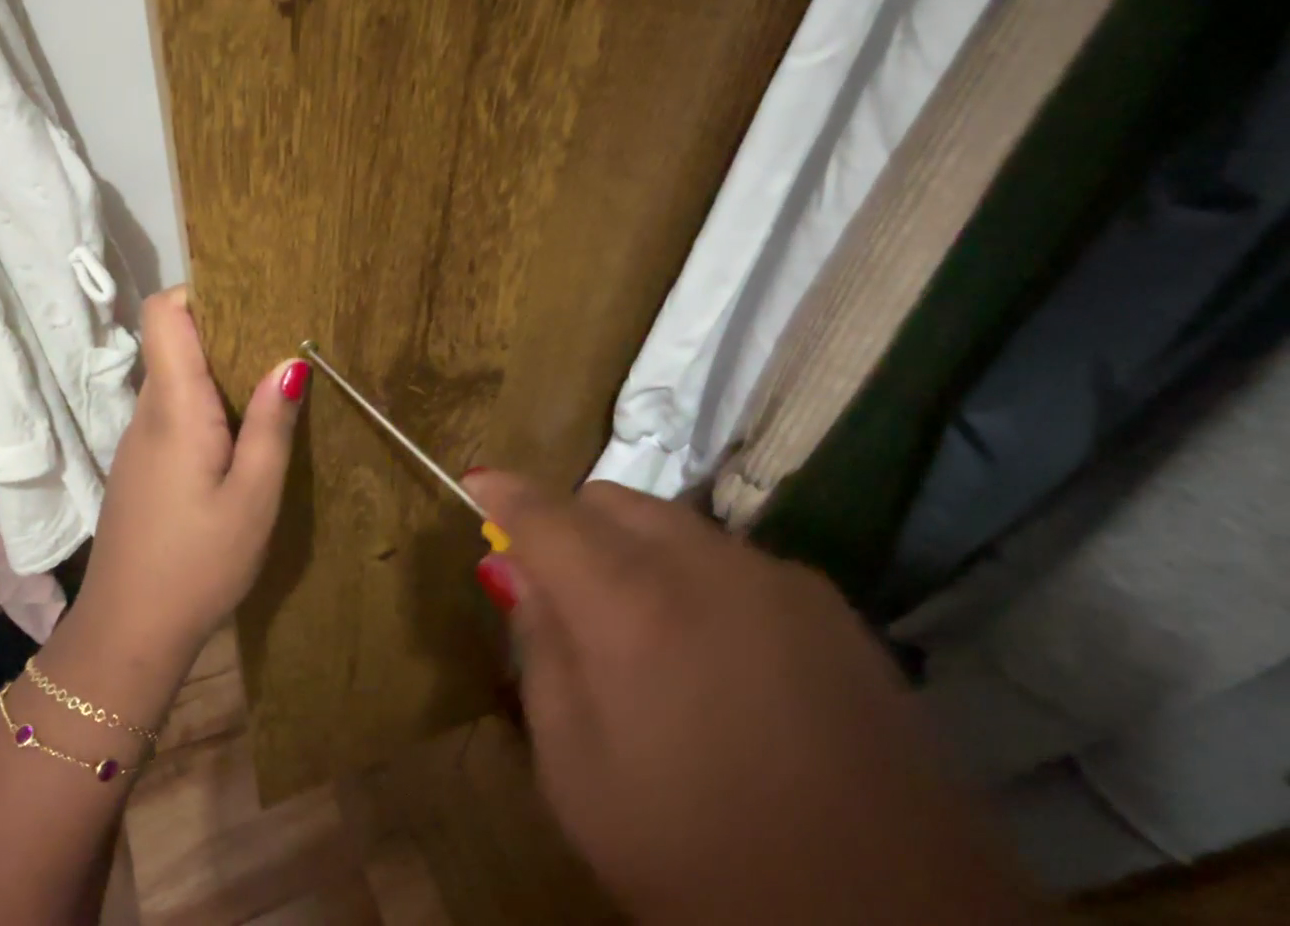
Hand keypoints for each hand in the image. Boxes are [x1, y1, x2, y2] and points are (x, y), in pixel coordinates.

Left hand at [78, 286, 307, 646]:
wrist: (130, 630)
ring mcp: (138, 444)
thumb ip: (270, 425)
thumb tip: (289, 360)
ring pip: (175, 383)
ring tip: (272, 391)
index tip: (252, 300)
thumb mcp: (253, 497)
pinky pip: (172, 417)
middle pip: (173, 345)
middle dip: (225, 334)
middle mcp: (148, 415)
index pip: (164, 315)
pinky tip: (241, 442)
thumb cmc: (199, 563)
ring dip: (218, 376)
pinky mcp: (140, 471)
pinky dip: (206, 410)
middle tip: (284, 346)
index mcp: (175, 409)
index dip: (201, 292)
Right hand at [462, 471, 1039, 923]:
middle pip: (614, 500)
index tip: (479, 483)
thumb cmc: (695, 851)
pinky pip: (735, 561)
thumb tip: (515, 573)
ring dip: (634, 550)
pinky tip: (713, 654)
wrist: (888, 915)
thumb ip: (541, 653)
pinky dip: (695, 577)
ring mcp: (777, 579)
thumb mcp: (576, 771)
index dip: (504, 494)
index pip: (546, 516)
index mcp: (629, 604)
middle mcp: (705, 565)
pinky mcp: (832, 608)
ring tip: (638, 630)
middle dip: (571, 525)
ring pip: (677, 525)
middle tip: (558, 589)